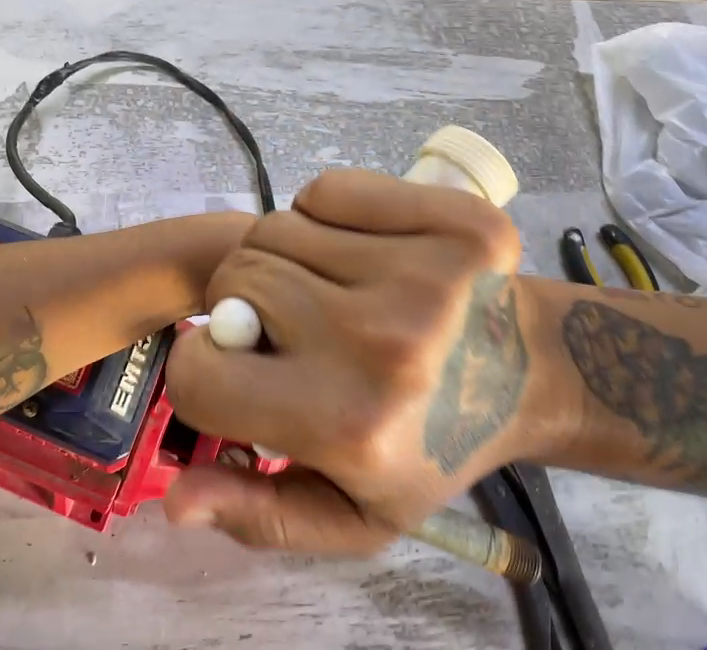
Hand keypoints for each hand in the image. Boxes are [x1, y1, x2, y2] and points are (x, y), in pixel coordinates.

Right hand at [162, 168, 535, 551]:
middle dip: (239, 305)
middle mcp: (381, 341)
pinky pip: (326, 191)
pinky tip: (350, 251)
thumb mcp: (349, 515)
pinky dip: (319, 215)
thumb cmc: (429, 449)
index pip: (199, 375)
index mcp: (348, 423)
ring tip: (316, 288)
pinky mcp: (452, 219)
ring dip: (276, 258)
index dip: (203, 372)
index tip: (236, 371)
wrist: (531, 377)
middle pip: (235, 280)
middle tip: (279, 326)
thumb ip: (257, 513)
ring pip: (273, 229)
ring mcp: (423, 271)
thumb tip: (175, 499)